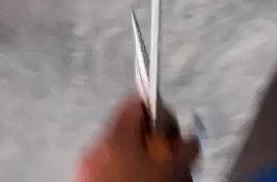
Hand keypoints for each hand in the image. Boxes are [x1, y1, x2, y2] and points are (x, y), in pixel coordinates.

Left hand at [73, 97, 200, 181]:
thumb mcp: (173, 168)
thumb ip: (185, 145)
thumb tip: (190, 140)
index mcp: (115, 134)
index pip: (138, 101)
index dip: (159, 111)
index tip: (171, 130)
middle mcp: (96, 146)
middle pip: (130, 128)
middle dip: (153, 140)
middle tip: (168, 158)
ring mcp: (86, 169)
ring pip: (121, 151)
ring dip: (141, 159)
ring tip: (158, 175)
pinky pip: (110, 169)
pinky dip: (126, 173)